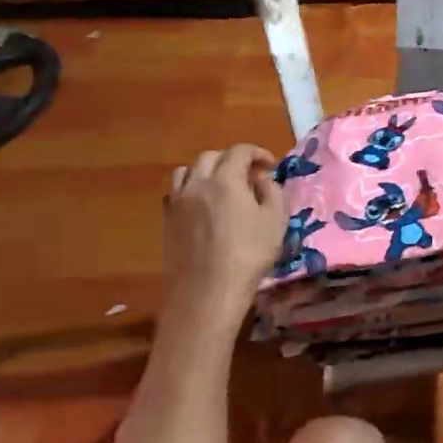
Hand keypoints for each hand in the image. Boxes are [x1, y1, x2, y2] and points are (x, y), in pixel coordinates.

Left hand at [163, 145, 286, 335]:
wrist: (207, 292)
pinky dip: (190, 190)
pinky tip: (201, 206)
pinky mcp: (167, 221)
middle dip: (232, 159)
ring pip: (187, 171)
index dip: (257, 152)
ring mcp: (177, 202)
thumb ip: (272, 192)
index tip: (270, 165)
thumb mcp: (275, 222)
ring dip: (206, 171)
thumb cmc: (248, 255)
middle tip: (248, 175)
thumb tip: (261, 178)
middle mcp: (197, 183)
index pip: (240, 151)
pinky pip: (176, 193)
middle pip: (211, 156)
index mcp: (225, 179)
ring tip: (220, 187)